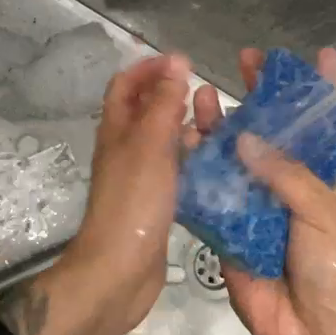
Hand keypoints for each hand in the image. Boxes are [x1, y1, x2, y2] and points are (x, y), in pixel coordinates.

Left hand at [0, 53, 190, 334]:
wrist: (119, 272)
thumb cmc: (133, 202)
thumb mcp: (150, 145)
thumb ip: (164, 103)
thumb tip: (177, 63)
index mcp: (116, 130)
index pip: (125, 84)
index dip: (149, 68)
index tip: (183, 62)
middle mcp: (125, 149)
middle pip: (145, 109)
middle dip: (171, 94)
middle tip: (206, 92)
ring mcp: (139, 177)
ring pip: (162, 140)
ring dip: (185, 126)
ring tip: (219, 123)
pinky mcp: (155, 202)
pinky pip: (174, 169)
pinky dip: (192, 159)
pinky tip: (218, 162)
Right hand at [194, 49, 335, 334]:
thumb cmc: (333, 272)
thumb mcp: (325, 215)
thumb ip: (287, 173)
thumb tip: (245, 138)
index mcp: (326, 180)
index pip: (326, 126)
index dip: (325, 91)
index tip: (322, 55)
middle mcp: (290, 184)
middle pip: (274, 130)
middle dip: (262, 95)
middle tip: (245, 59)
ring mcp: (257, 203)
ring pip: (236, 154)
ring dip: (222, 122)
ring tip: (203, 92)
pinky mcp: (228, 226)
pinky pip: (211, 190)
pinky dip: (197, 163)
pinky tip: (184, 135)